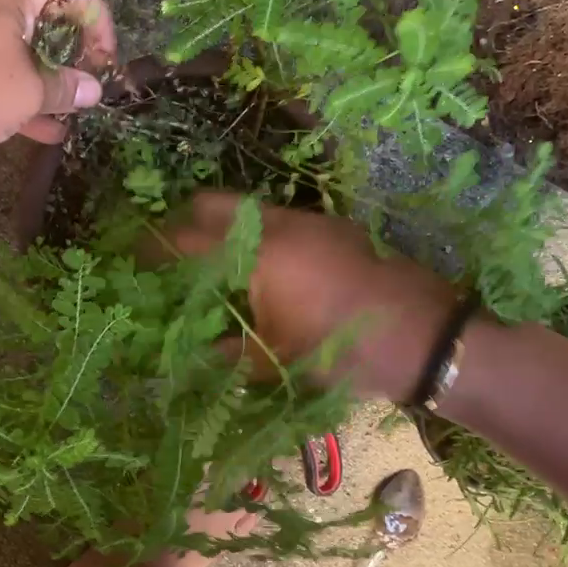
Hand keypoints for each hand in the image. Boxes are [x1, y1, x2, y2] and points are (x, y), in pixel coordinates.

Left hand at [0, 0, 115, 163]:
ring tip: (68, 114)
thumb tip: (92, 90)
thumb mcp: (25, 93)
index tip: (105, 62)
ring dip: (44, 80)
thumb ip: (65, 87)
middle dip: (71, 53)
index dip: (99, 21)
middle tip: (86, 87)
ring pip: (16, 48)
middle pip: (43, 15)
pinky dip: (14, 91)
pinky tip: (39, 131)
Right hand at [173, 194, 457, 399]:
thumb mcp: (279, 362)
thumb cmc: (347, 352)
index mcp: (257, 256)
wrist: (434, 339)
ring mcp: (310, 221)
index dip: (153, 247)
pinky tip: (262, 267)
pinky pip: (277, 219)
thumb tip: (189, 356)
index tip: (132, 256)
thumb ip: (227, 355)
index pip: (186, 240)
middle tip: (169, 251)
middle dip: (183, 221)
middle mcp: (278, 226)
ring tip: (212, 261)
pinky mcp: (334, 227)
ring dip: (222, 227)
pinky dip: (255, 233)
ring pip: (247, 208)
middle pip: (212, 204)